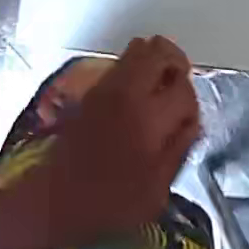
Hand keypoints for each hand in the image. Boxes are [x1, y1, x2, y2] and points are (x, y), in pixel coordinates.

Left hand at [3, 36, 201, 248]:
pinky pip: (123, 59)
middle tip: (180, 87)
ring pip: (141, 45)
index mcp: (148, 118)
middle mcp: (128, 91)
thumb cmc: (109, 203)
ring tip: (162, 86)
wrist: (55, 197)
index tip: (188, 120)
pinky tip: (140, 93)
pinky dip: (138, 64)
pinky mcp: (93, 86)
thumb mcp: (156, 189)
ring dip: (157, 59)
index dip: (192, 103)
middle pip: (161, 49)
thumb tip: (192, 121)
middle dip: (178, 64)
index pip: (183, 89)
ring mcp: (107, 84)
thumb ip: (179, 148)